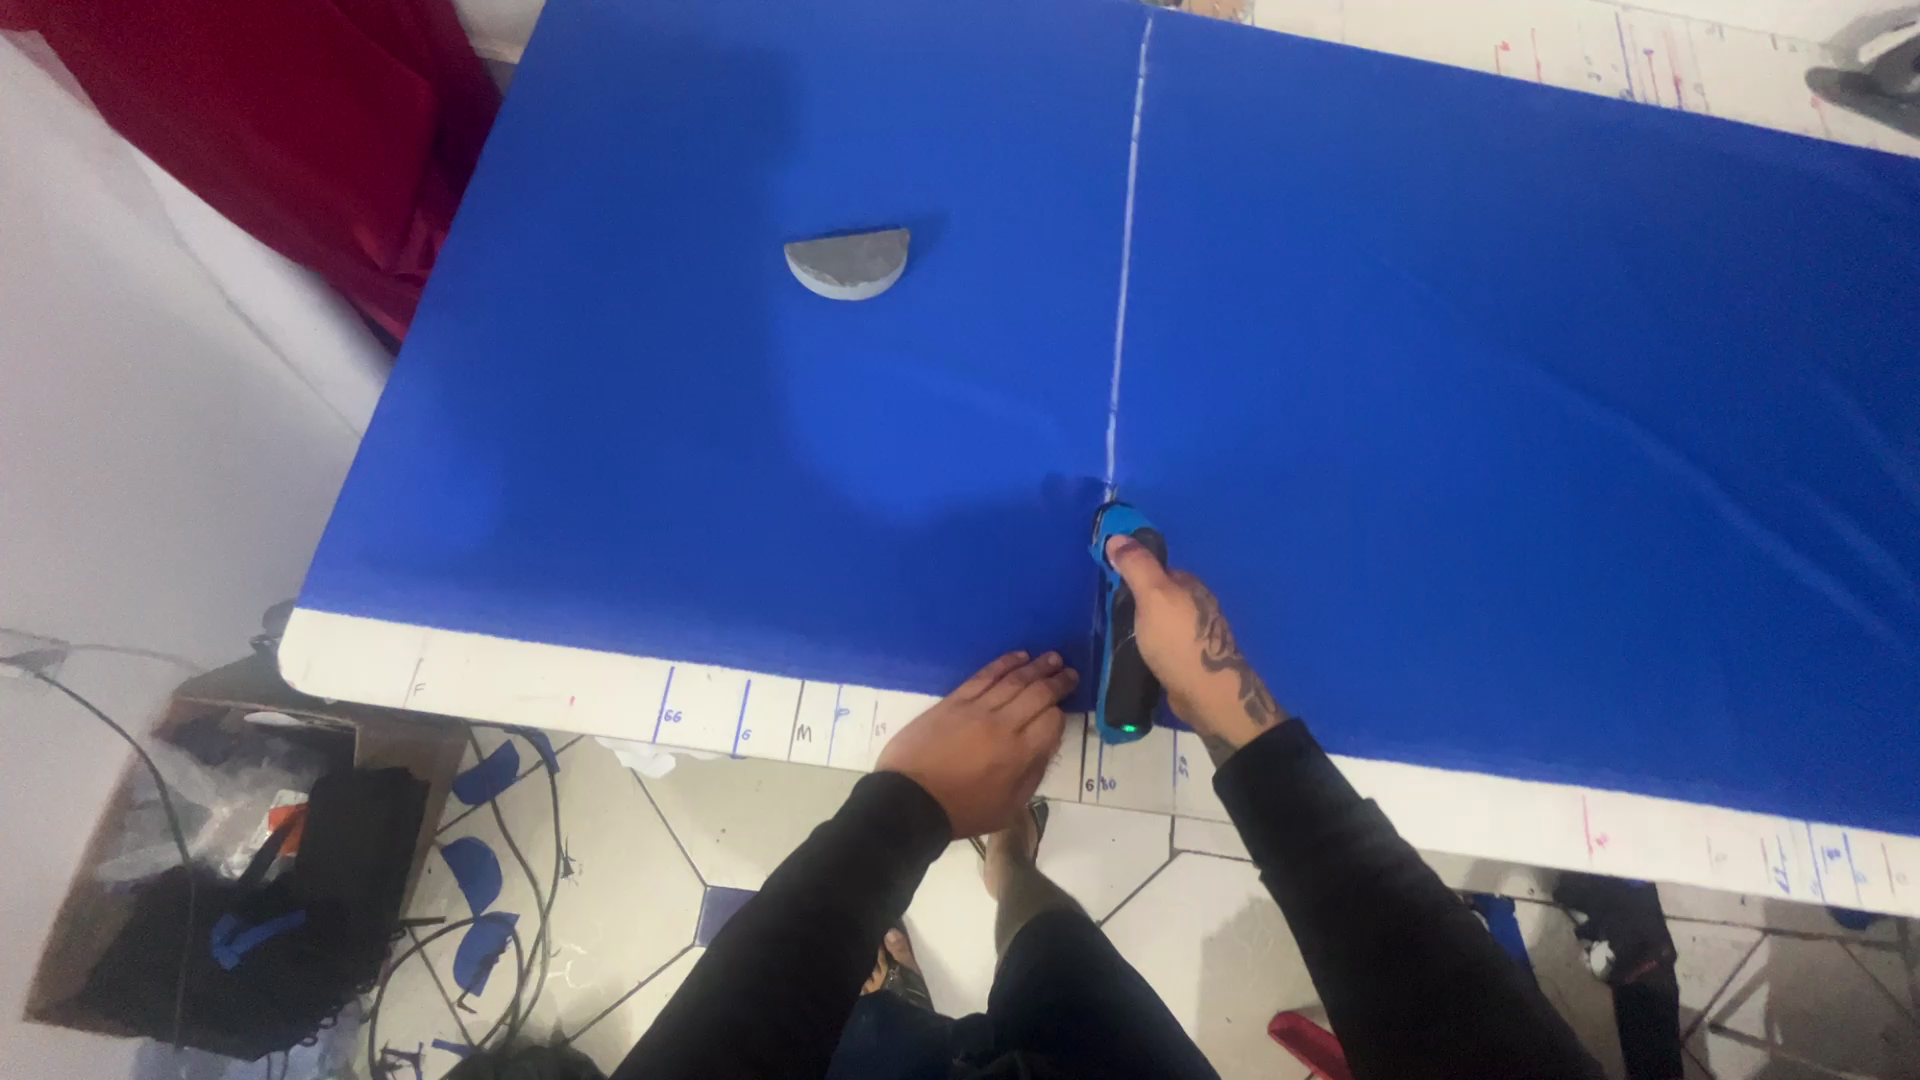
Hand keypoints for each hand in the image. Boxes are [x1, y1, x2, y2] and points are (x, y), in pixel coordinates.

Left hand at [877, 651, 1074, 837]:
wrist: (909, 800)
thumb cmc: (961, 811)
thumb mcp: (1007, 808)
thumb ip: (1032, 774)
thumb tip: (1046, 745)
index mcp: (1019, 755)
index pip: (1051, 722)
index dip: (1061, 713)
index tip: (1063, 710)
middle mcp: (1002, 725)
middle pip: (1038, 695)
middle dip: (1058, 682)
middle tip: (1071, 673)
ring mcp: (977, 709)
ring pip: (1014, 680)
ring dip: (1037, 666)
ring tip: (1053, 658)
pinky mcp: (954, 700)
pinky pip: (985, 676)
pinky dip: (1004, 663)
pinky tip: (1019, 656)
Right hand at [1105, 535, 1288, 763]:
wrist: (1207, 694)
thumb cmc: (1177, 641)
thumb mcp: (1153, 596)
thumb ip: (1136, 566)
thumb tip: (1116, 536)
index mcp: (1191, 585)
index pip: (1158, 569)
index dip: (1133, 573)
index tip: (1108, 584)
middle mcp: (1197, 606)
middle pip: (1159, 596)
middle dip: (1136, 601)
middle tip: (1109, 613)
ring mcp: (1196, 635)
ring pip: (1161, 622)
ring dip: (1142, 627)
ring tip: (1118, 636)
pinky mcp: (1190, 660)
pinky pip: (1163, 645)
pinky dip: (1150, 647)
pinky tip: (1137, 655)